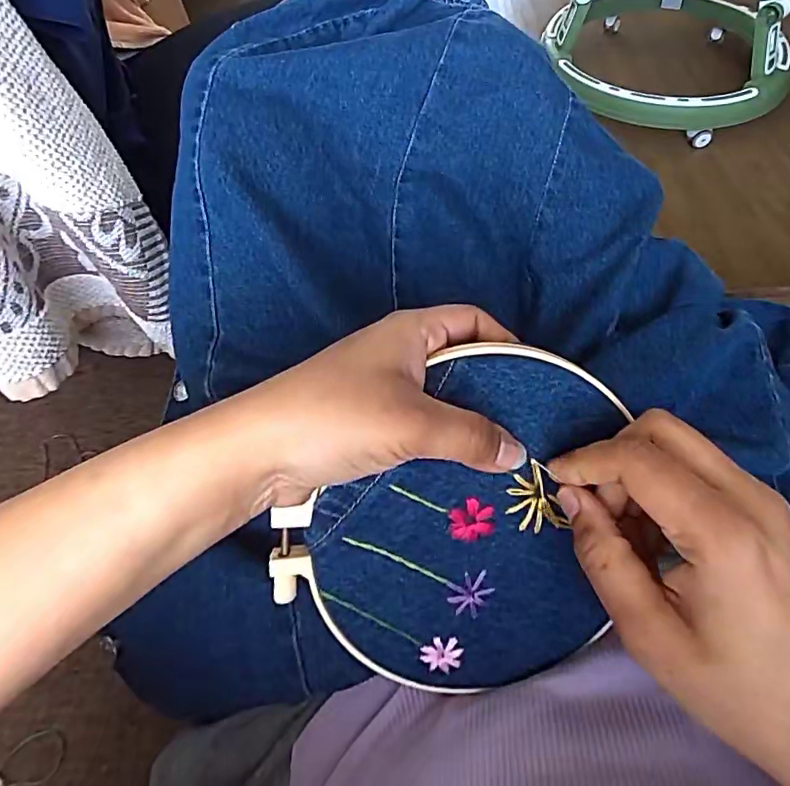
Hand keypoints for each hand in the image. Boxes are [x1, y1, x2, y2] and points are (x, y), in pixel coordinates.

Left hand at [226, 306, 530, 507]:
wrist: (255, 452)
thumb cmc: (336, 417)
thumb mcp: (412, 423)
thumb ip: (470, 435)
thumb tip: (517, 450)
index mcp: (411, 331)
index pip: (474, 320)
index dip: (507, 341)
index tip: (533, 378)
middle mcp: (399, 351)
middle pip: (461, 360)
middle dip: (493, 389)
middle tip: (526, 424)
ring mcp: (381, 387)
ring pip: (440, 397)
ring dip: (467, 421)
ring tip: (501, 455)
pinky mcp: (368, 421)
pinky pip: (419, 424)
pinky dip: (442, 441)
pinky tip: (460, 470)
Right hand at [550, 412, 789, 785]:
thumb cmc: (737, 690)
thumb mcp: (651, 637)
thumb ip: (603, 558)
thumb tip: (573, 497)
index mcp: (724, 532)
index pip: (641, 459)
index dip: (588, 459)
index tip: (555, 479)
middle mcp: (749, 495)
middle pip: (661, 428)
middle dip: (613, 456)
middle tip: (597, 511)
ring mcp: (762, 494)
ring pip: (678, 440)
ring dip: (637, 468)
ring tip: (627, 533)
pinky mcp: (764, 501)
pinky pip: (697, 463)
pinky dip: (661, 480)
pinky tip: (656, 534)